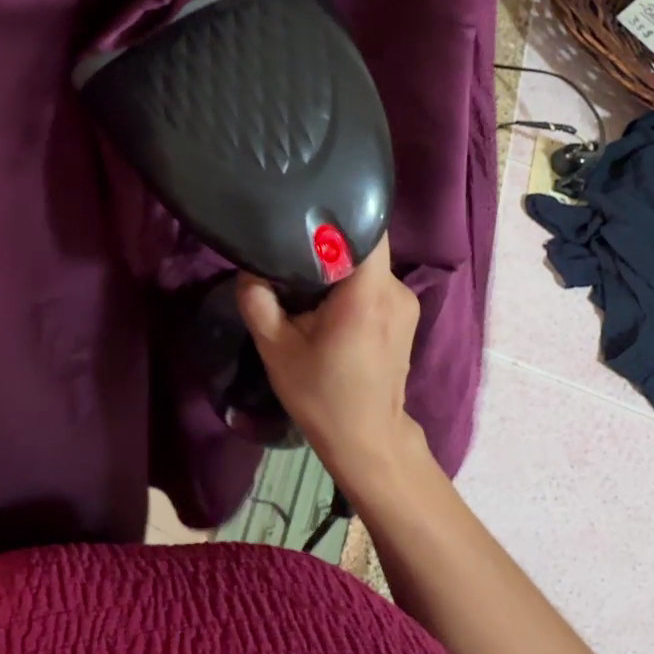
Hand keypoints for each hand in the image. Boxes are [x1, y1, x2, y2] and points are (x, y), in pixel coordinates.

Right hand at [236, 236, 426, 488]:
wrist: (365, 439)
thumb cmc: (320, 394)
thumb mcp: (274, 347)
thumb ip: (257, 300)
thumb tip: (249, 267)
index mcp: (366, 294)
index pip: (365, 231)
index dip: (336, 216)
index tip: (303, 213)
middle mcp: (394, 291)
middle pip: (363, 246)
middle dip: (327, 245)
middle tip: (289, 250)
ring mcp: (405, 303)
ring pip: (367, 266)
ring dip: (337, 268)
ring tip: (302, 278)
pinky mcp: (404, 316)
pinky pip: (373, 284)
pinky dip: (349, 285)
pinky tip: (323, 302)